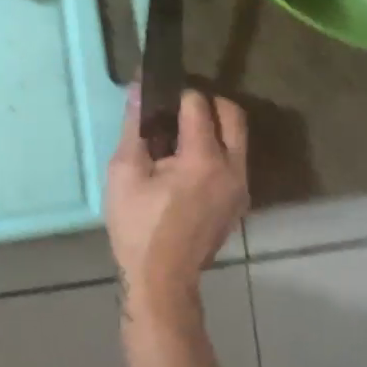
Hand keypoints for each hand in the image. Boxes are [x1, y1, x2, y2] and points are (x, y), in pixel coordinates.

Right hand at [106, 88, 248, 315]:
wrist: (162, 276)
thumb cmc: (137, 222)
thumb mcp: (124, 171)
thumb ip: (135, 128)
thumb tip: (139, 90)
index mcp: (204, 160)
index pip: (198, 105)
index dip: (173, 94)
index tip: (152, 95)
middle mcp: (233, 169)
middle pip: (232, 115)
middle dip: (204, 103)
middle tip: (170, 110)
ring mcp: (241, 188)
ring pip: (236, 138)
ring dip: (211, 126)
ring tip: (172, 137)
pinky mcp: (239, 201)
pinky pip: (233, 160)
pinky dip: (214, 149)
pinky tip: (182, 164)